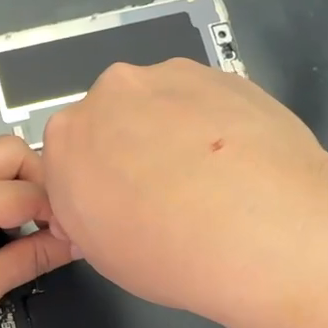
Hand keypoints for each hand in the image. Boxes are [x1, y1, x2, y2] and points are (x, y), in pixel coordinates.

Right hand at [40, 59, 327, 327]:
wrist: (261, 229)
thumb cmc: (164, 252)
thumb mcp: (99, 253)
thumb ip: (86, 215)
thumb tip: (103, 206)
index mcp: (66, 138)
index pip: (65, 157)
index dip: (90, 186)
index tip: (115, 212)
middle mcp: (110, 94)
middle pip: (111, 119)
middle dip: (127, 150)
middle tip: (160, 197)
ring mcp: (171, 77)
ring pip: (160, 105)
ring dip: (172, 133)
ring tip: (208, 182)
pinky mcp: (225, 74)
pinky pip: (206, 102)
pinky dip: (214, 126)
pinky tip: (237, 166)